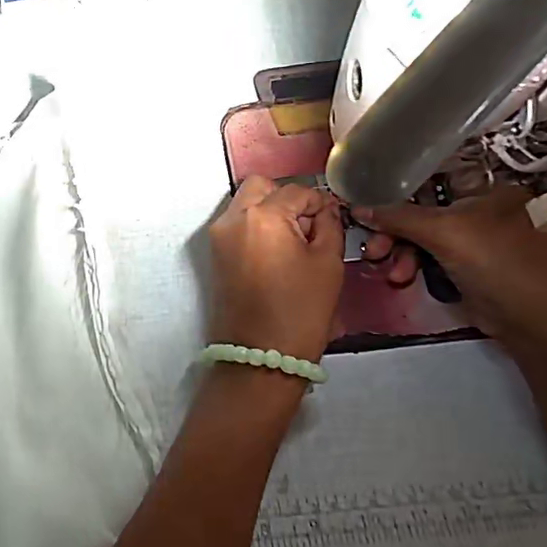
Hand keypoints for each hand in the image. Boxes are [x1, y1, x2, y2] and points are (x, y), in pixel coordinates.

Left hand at [207, 177, 344, 361]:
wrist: (261, 358)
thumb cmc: (299, 312)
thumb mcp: (328, 264)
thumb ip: (328, 225)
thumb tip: (324, 211)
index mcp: (263, 216)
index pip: (296, 191)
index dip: (318, 203)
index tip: (331, 219)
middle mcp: (233, 220)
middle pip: (261, 188)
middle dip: (286, 199)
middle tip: (307, 225)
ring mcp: (219, 239)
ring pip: (245, 205)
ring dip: (268, 212)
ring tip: (293, 242)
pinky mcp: (215, 257)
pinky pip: (236, 227)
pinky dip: (255, 229)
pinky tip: (277, 254)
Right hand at [354, 186, 546, 348]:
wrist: (540, 323)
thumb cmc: (503, 264)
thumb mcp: (447, 233)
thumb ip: (400, 218)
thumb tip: (359, 207)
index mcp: (485, 186)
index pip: (431, 174)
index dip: (398, 185)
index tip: (368, 200)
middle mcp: (479, 208)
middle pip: (421, 208)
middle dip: (394, 228)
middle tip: (375, 247)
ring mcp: (473, 240)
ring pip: (422, 237)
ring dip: (400, 252)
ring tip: (394, 271)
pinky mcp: (466, 268)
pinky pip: (429, 259)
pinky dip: (413, 266)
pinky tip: (403, 278)